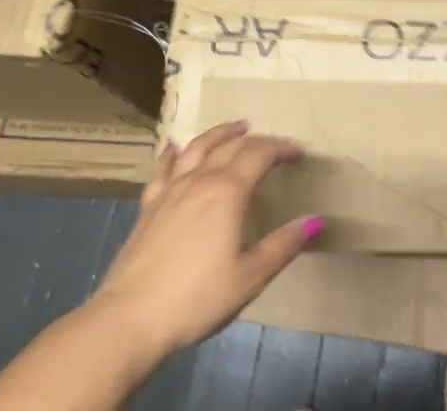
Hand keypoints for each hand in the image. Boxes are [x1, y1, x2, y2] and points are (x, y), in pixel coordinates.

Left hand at [89, 121, 323, 359]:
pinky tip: (174, 147)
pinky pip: (163, 169)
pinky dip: (173, 153)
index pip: (260, 155)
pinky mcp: (148, 207)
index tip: (299, 154)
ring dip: (219, 134)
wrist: (130, 318)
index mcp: (227, 193)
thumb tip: (316, 221)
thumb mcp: (250, 277)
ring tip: (235, 127)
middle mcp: (199, 181)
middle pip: (230, 147)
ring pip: (196, 148)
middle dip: (257, 141)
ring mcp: (170, 191)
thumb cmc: (197, 298)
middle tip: (276, 146)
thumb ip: (283, 246)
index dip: (282, 149)